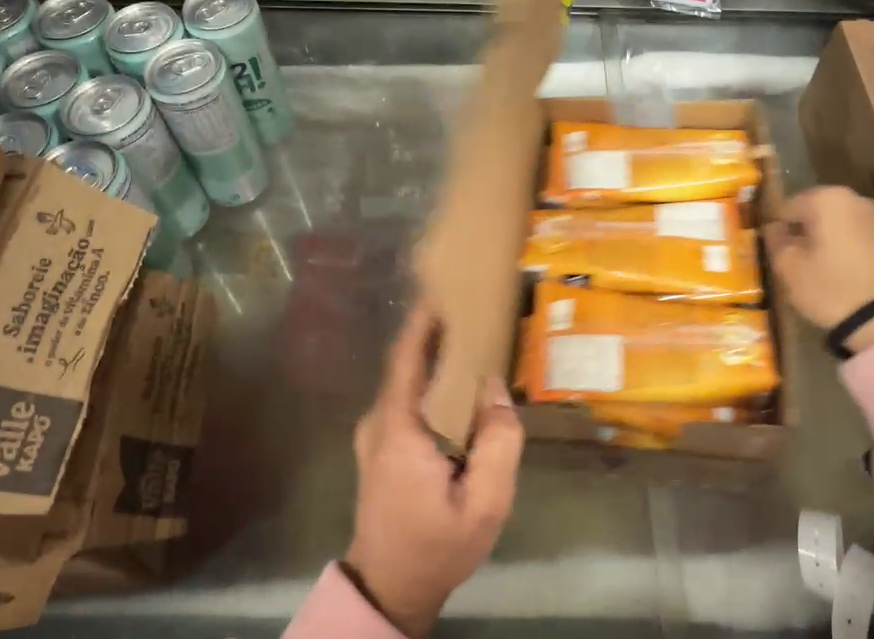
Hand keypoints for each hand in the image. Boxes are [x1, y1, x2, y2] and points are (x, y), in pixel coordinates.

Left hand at [344, 305, 524, 636]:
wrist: (390, 587)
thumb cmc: (437, 544)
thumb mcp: (484, 503)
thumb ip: (498, 442)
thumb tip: (496, 388)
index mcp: (398, 427)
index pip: (407, 356)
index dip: (424, 320)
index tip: (446, 287)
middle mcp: (378, 421)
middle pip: (408, 362)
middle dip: (438, 332)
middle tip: (475, 309)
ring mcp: (375, 433)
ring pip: (407, 380)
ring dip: (436, 357)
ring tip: (474, 338)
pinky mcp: (381, 445)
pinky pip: (407, 398)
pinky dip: (431, 380)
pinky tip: (459, 382)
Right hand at [764, 187, 873, 351]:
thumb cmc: (829, 287)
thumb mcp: (789, 267)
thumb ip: (776, 241)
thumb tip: (773, 229)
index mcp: (825, 198)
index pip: (786, 207)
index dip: (777, 229)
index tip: (773, 250)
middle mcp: (852, 198)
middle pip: (812, 211)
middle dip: (801, 231)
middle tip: (791, 259)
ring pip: (833, 222)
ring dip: (821, 238)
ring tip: (812, 266)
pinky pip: (851, 234)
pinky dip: (840, 245)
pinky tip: (835, 269)